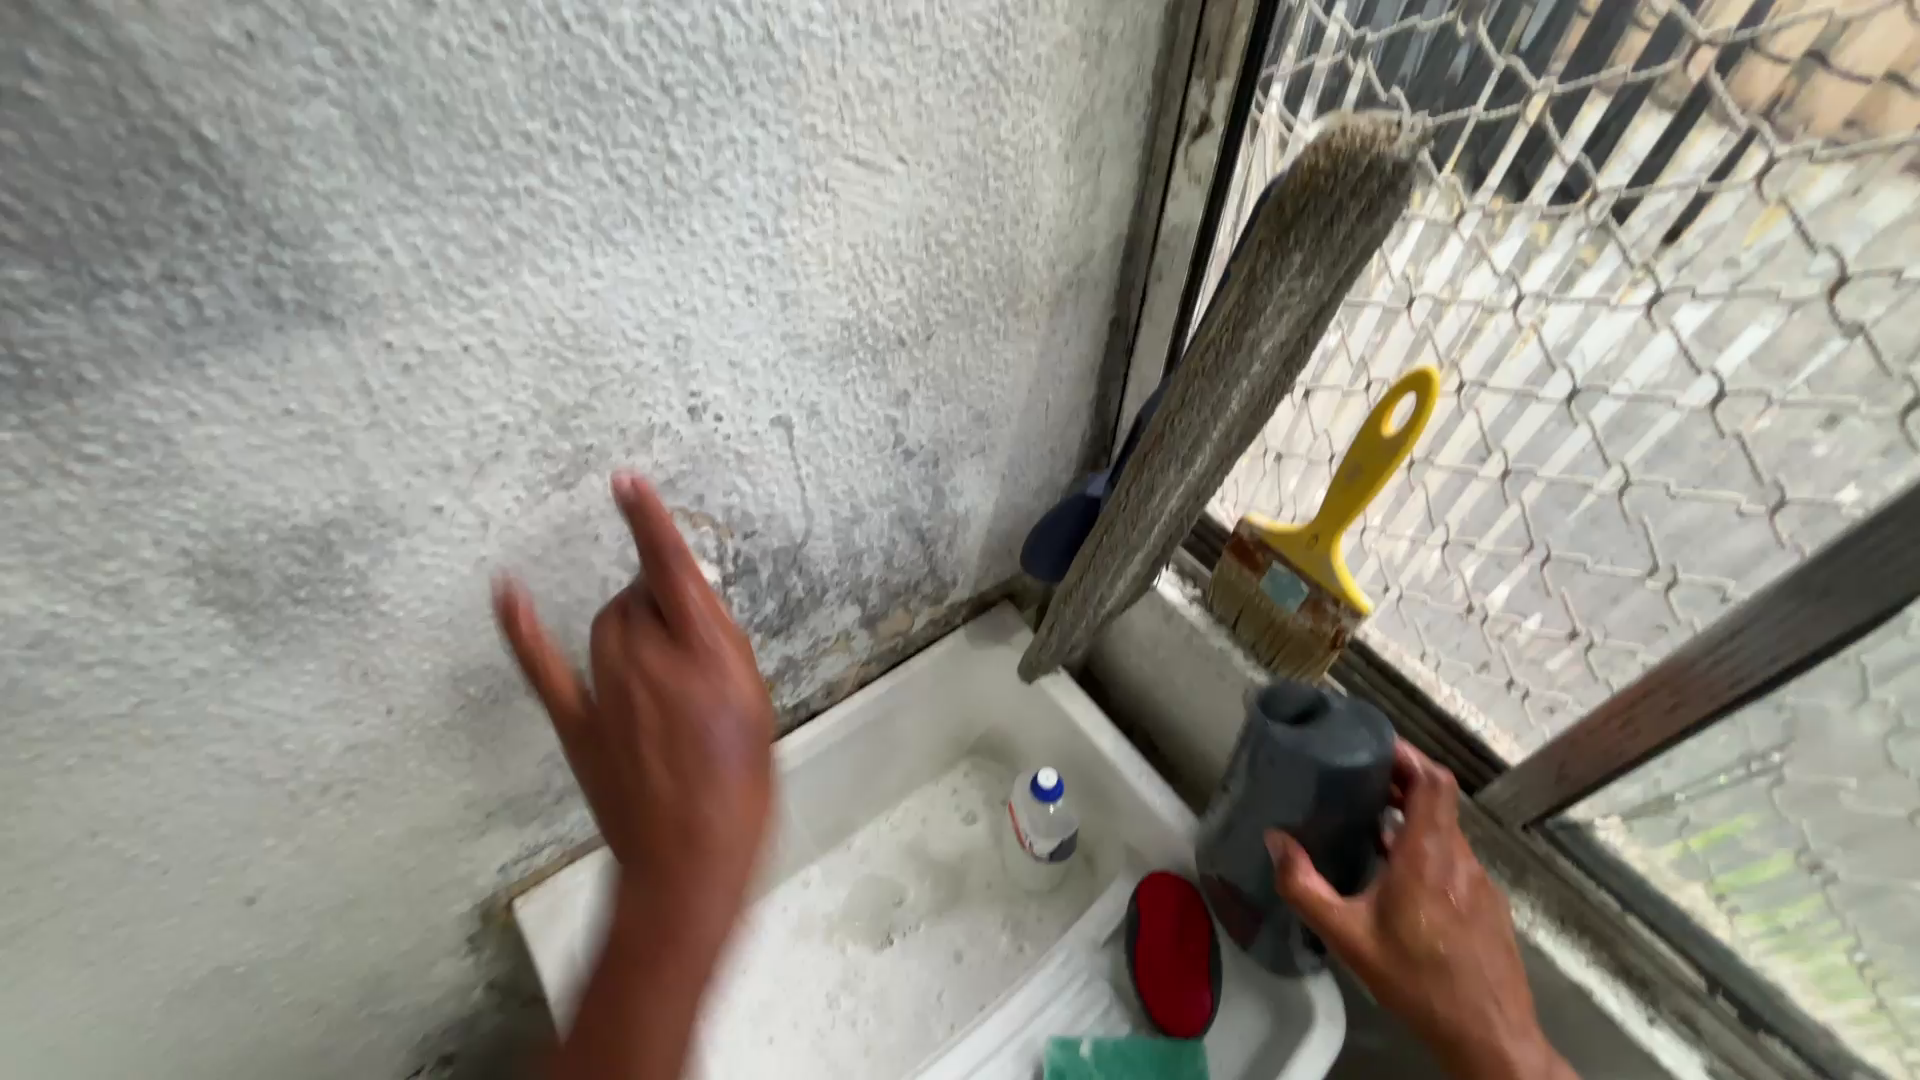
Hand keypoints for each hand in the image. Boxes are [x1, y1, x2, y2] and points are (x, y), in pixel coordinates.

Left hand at [494, 471, 775, 954]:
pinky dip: (521, 627)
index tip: (626, 481)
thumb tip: (694, 614)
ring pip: (606, 622)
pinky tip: (507, 590)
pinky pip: (543, 665)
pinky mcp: (578, 722)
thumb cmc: (742, 784)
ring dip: (628, 619)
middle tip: (687, 638)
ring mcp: (609, 692)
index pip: (673, 571)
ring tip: (656, 653)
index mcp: (707, 657)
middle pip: (637, 597)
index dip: (650, 522)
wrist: (692, 858)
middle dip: (659, 598)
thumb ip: (722, 652)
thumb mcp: (755, 706)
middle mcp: (652, 663)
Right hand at [1265, 740, 1574, 1079]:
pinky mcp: (1487, 904)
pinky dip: (1424, 844)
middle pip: (1438, 799)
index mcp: (1428, 856)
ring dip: (1411, 813)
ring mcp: (1479, 882)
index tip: (1374, 744)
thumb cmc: (1416, 982)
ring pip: (1445, 829)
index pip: (1433, 782)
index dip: (1408, 755)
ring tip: (1369, 817)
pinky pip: (1453, 856)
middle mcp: (1459, 859)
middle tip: (1358, 775)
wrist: (1491, 1039)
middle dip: (1400, 779)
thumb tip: (1275, 840)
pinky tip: (1395, 870)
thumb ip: (1303, 885)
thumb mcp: (1346, 936)